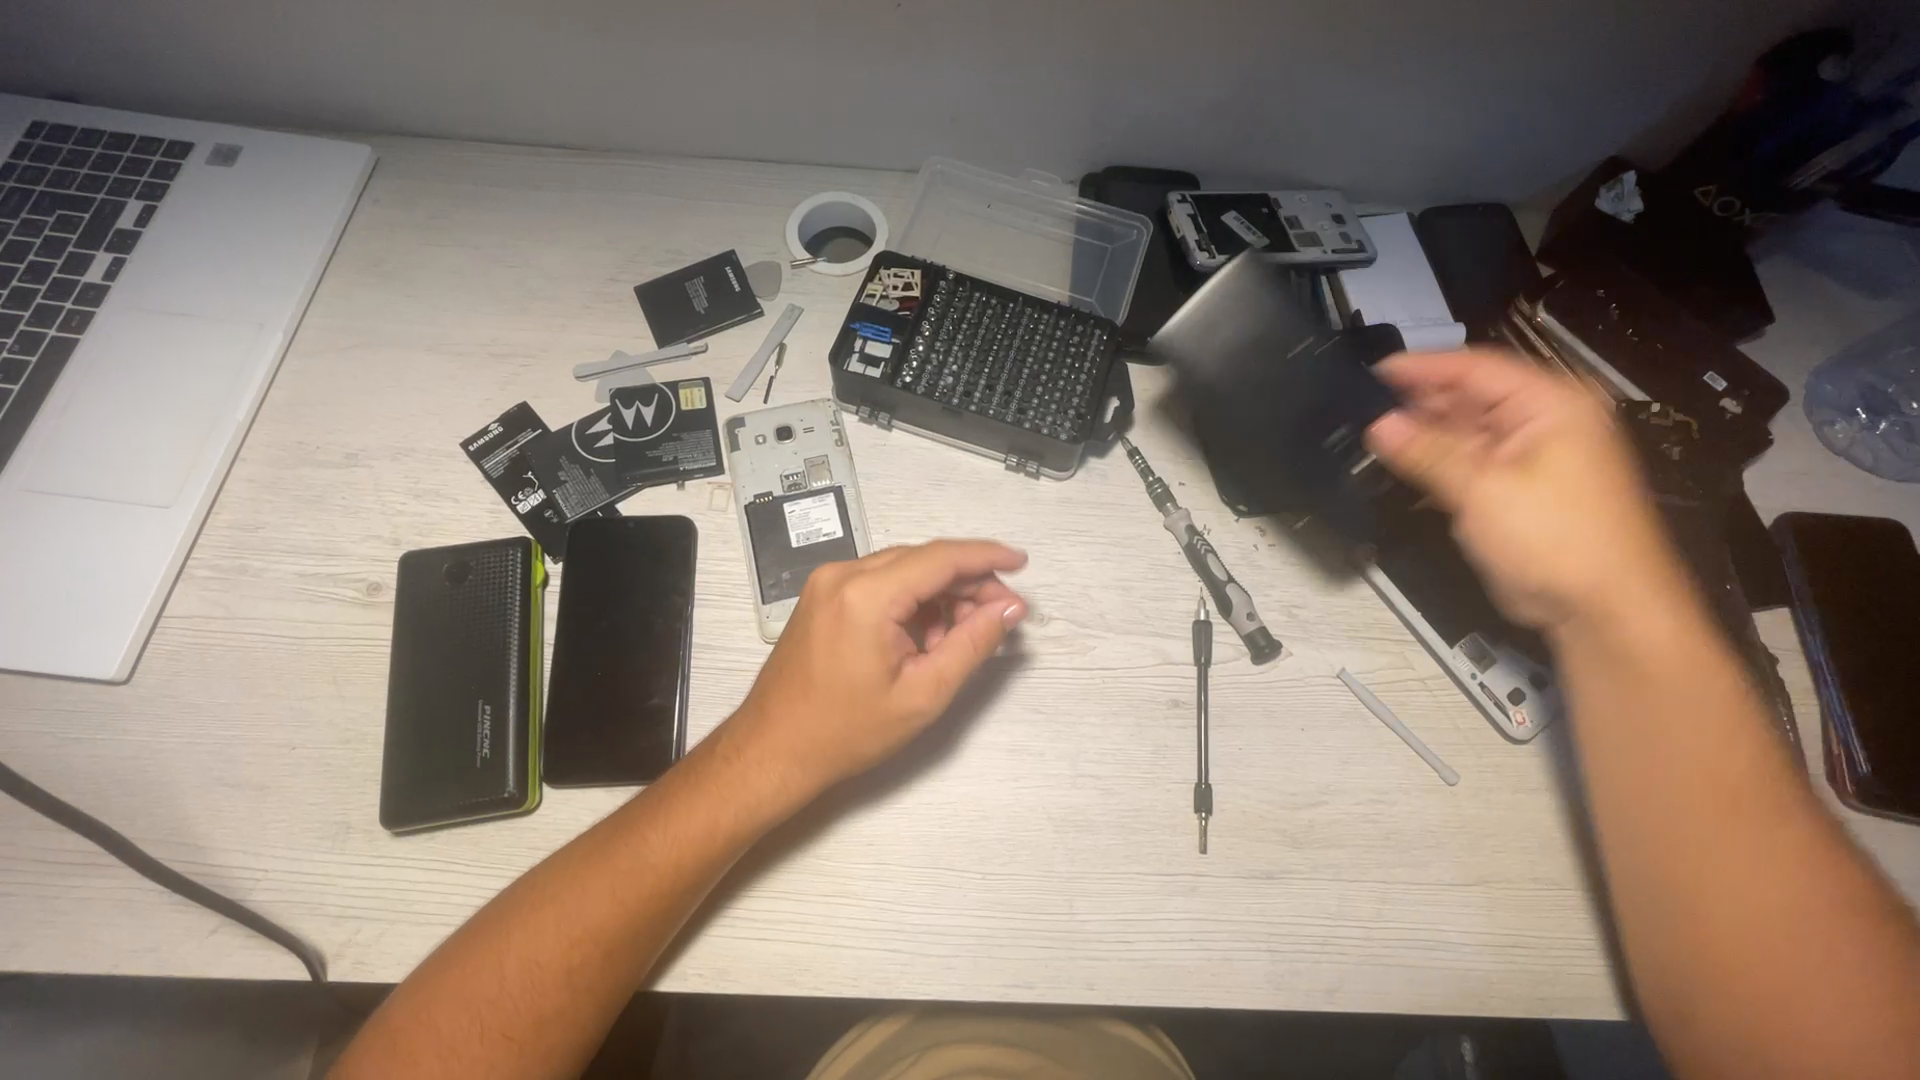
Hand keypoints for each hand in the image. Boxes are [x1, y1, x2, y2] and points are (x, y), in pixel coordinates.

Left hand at [725, 540, 1028, 796]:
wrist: (772, 750)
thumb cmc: (846, 732)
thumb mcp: (923, 693)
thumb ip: (972, 643)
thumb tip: (1010, 608)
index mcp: (865, 595)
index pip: (940, 558)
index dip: (986, 557)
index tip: (1021, 564)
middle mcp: (842, 575)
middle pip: (923, 560)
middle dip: (968, 581)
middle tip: (1003, 613)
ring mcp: (828, 583)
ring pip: (903, 570)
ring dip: (940, 593)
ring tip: (966, 634)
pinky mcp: (823, 596)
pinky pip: (881, 583)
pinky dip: (912, 601)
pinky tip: (930, 636)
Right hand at [1364, 350, 1687, 631]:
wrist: (1603, 609)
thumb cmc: (1558, 540)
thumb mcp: (1484, 490)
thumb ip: (1427, 452)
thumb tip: (1379, 424)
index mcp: (1550, 405)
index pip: (1475, 368)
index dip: (1423, 368)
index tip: (1373, 373)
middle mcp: (1542, 421)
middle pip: (1469, 397)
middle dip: (1419, 404)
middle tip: (1364, 408)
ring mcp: (1529, 455)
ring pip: (1464, 432)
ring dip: (1424, 437)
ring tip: (1373, 436)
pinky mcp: (1515, 488)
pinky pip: (1468, 462)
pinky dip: (1436, 464)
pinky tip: (1401, 467)